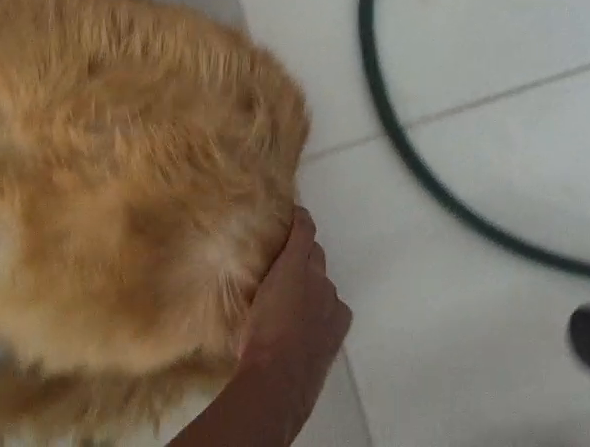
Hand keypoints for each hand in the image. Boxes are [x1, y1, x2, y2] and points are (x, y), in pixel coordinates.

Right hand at [240, 207, 352, 376]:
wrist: (278, 377)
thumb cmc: (254, 337)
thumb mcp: (249, 302)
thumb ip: (258, 285)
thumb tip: (260, 285)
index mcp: (292, 266)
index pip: (305, 230)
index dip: (302, 218)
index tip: (296, 212)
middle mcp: (316, 276)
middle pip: (316, 253)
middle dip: (305, 253)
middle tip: (288, 263)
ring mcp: (331, 300)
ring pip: (325, 282)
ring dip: (314, 284)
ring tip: (298, 300)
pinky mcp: (340, 323)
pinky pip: (335, 307)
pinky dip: (326, 308)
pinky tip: (314, 321)